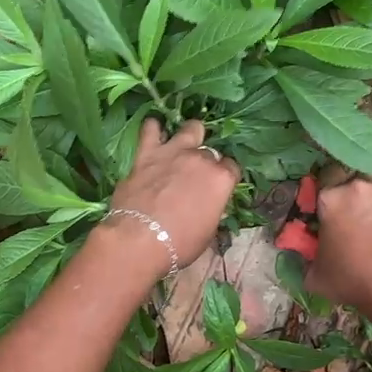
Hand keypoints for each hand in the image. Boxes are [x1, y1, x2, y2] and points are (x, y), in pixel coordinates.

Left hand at [99, 119, 239, 281]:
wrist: (139, 239)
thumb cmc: (179, 243)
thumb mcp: (208, 232)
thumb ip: (212, 210)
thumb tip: (210, 206)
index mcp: (221, 179)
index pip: (232, 168)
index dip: (225, 177)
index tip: (218, 187)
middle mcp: (201, 159)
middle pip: (210, 152)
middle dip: (207, 161)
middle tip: (196, 175)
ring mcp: (174, 152)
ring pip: (190, 128)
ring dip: (191, 134)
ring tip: (184, 143)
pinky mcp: (147, 153)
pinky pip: (151, 129)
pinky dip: (154, 128)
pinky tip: (155, 131)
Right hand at [306, 180, 371, 314]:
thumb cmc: (351, 280)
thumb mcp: (315, 275)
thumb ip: (308, 258)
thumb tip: (309, 254)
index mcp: (331, 199)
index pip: (326, 199)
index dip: (331, 215)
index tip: (336, 231)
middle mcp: (360, 187)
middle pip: (356, 193)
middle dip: (358, 209)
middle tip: (363, 235)